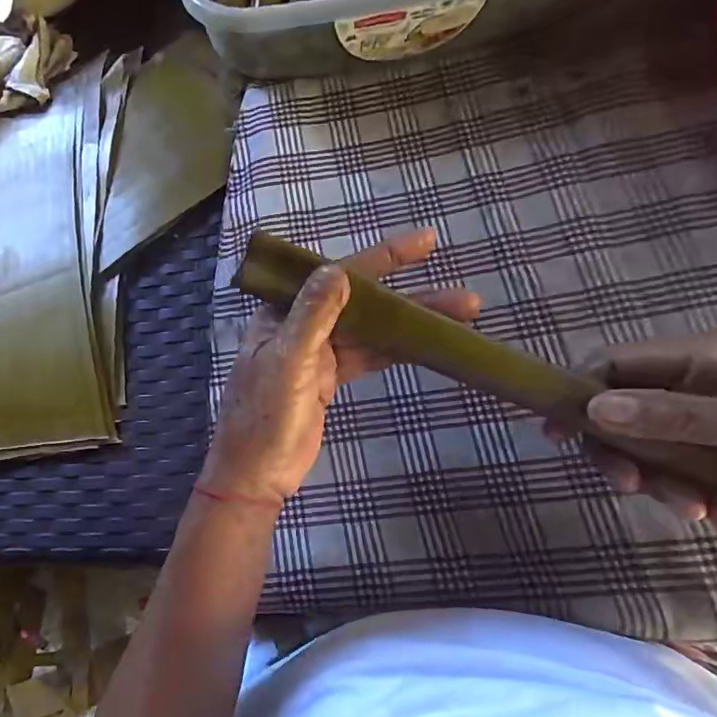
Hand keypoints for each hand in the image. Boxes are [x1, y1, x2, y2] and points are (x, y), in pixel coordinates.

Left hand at [201, 229, 481, 505]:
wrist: (256, 474)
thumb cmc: (263, 418)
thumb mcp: (286, 363)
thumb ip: (312, 317)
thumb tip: (337, 270)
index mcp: (282, 314)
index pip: (336, 275)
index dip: (381, 257)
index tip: (424, 242)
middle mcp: (300, 327)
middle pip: (361, 302)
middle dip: (409, 295)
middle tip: (461, 293)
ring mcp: (316, 354)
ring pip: (370, 331)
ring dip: (411, 325)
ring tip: (461, 317)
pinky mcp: (327, 380)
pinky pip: (367, 356)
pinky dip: (395, 350)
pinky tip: (427, 344)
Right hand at [559, 328, 716, 527]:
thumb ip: (684, 417)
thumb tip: (594, 408)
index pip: (623, 363)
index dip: (580, 393)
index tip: (557, 436)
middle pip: (634, 409)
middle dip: (628, 451)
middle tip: (632, 489)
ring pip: (663, 443)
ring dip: (667, 480)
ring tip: (703, 513)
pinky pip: (698, 465)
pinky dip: (699, 491)